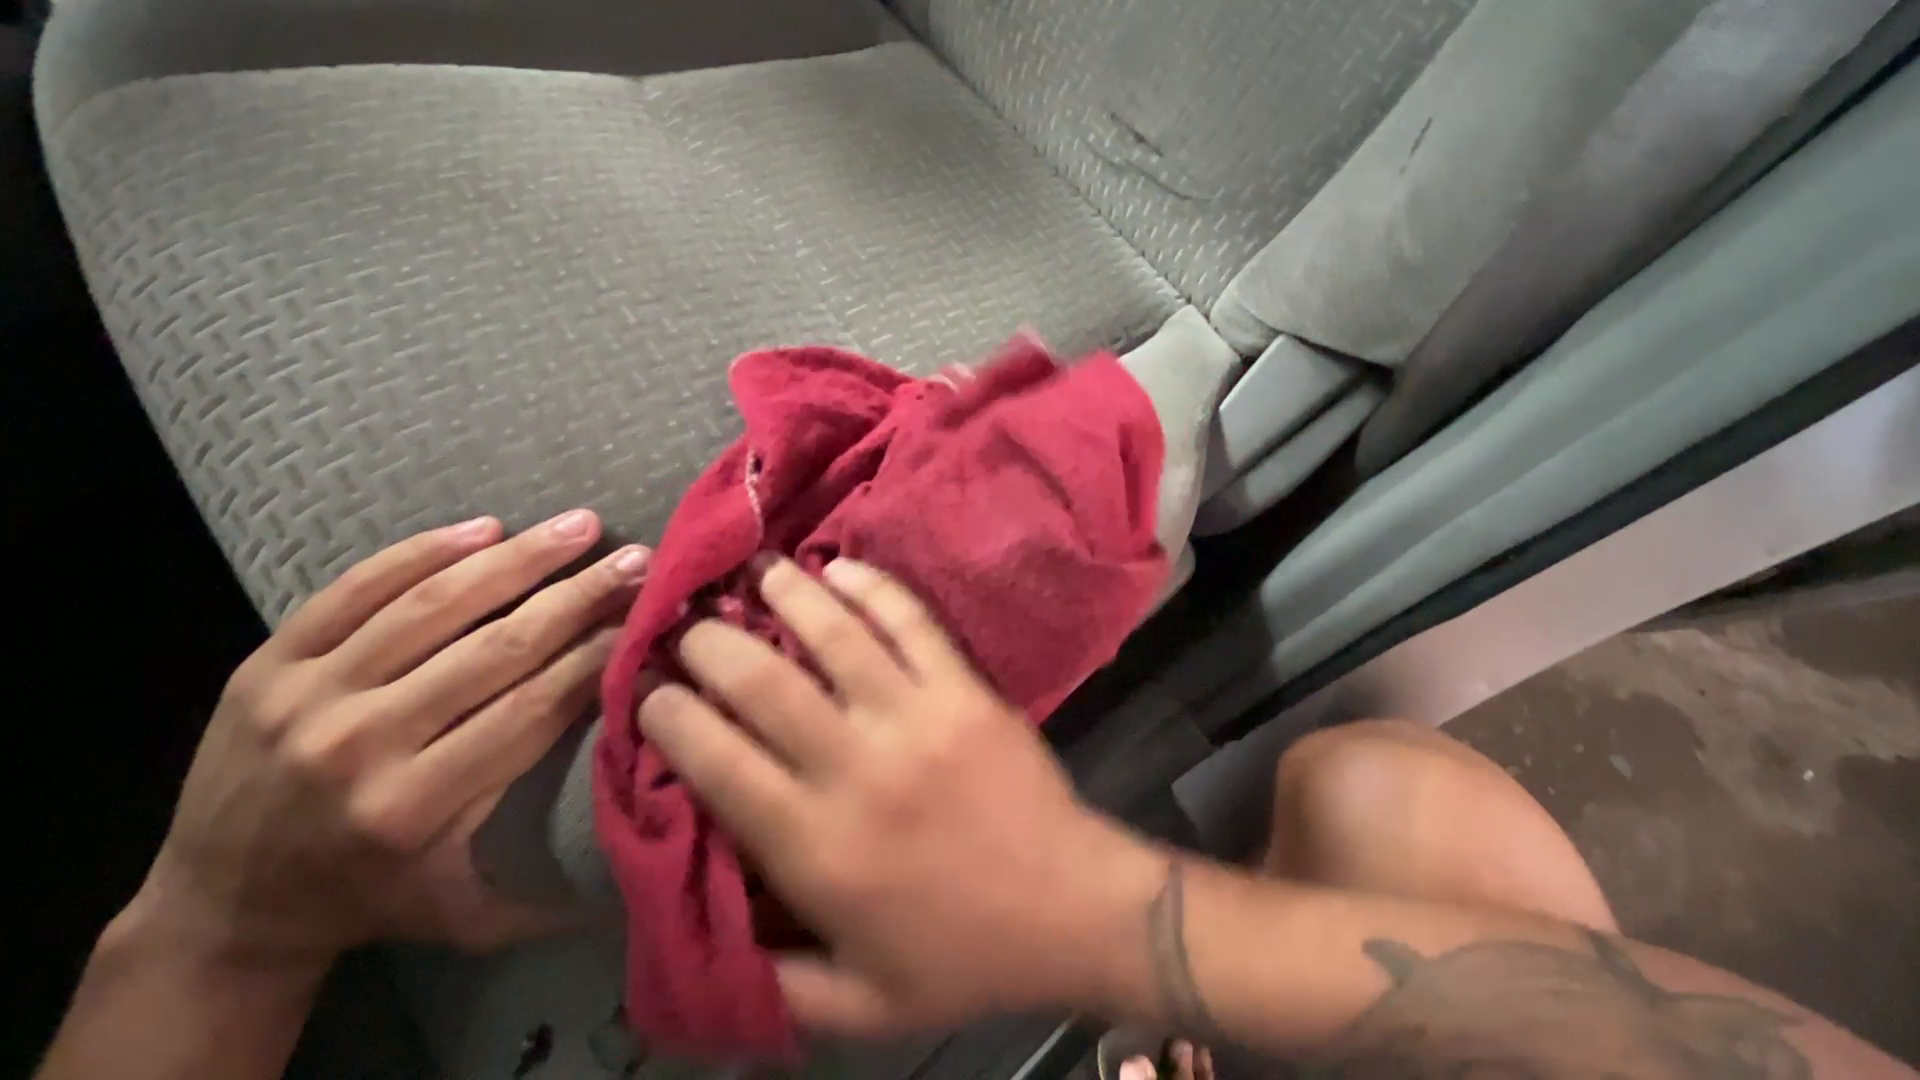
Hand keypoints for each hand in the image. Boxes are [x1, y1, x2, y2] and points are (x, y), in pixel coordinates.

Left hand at [123, 510, 647, 973]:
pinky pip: (354, 590)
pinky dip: (423, 552)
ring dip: (518, 559)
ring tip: (577, 525)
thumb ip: (549, 877)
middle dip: (579, 597)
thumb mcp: (465, 907)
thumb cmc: (369, 901)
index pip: (533, 707)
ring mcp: (308, 695)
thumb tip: (636, 818)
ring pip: (433, 605)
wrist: (219, 909)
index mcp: (415, 807)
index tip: (645, 617)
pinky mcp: (266, 664)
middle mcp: (362, 744)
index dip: (597, 655)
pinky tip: (484, 528)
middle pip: (497, 648)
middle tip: (634, 559)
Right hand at [638, 558, 1165, 1035]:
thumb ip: (770, 981)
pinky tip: (841, 567)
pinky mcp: (966, 691)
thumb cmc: (961, 959)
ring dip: (785, 593)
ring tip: (755, 571)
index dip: (668, 716)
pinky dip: (873, 586)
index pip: (716, 761)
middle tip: (690, 627)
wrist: (1074, 912)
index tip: (648, 692)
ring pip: (835, 635)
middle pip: (762, 683)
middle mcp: (857, 768)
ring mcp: (917, 718)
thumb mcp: (856, 1005)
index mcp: (816, 847)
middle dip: (709, 643)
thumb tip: (698, 930)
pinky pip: (913, 622)